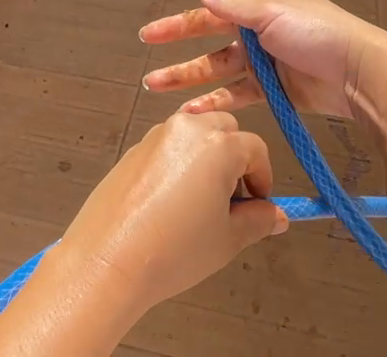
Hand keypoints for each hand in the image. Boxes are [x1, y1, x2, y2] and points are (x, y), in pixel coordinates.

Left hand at [54, 111, 287, 313]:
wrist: (109, 257)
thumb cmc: (176, 249)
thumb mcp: (227, 240)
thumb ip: (257, 221)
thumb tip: (276, 215)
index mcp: (218, 145)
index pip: (256, 149)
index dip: (263, 179)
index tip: (258, 207)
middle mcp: (188, 128)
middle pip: (225, 129)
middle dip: (236, 158)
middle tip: (231, 200)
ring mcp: (157, 135)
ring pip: (195, 133)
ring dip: (207, 156)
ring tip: (200, 202)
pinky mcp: (134, 148)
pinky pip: (169, 146)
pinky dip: (179, 162)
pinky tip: (169, 203)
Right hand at [139, 0, 386, 118]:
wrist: (355, 74)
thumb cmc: (316, 30)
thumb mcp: (272, 11)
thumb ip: (234, 6)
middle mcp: (258, 22)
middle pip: (210, 23)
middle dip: (178, 28)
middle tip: (146, 35)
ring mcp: (263, 56)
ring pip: (216, 63)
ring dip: (186, 72)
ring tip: (152, 82)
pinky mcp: (270, 88)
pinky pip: (235, 93)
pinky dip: (214, 100)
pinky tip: (190, 109)